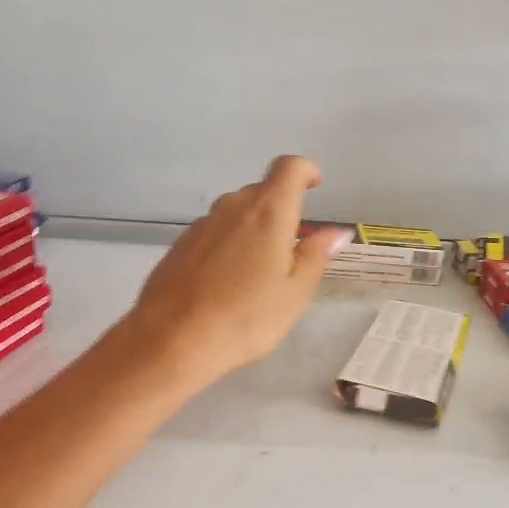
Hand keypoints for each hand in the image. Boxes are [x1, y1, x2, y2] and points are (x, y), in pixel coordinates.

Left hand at [120, 156, 347, 382]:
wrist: (173, 339)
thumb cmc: (246, 317)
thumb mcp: (294, 293)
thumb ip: (315, 256)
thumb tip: (335, 231)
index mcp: (268, 212)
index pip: (289, 168)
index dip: (306, 171)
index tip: (315, 188)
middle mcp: (233, 207)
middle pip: (262, 191)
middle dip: (280, 210)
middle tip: (289, 251)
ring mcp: (202, 224)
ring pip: (236, 213)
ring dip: (252, 229)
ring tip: (257, 272)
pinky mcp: (180, 244)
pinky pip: (214, 233)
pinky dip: (227, 245)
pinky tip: (225, 283)